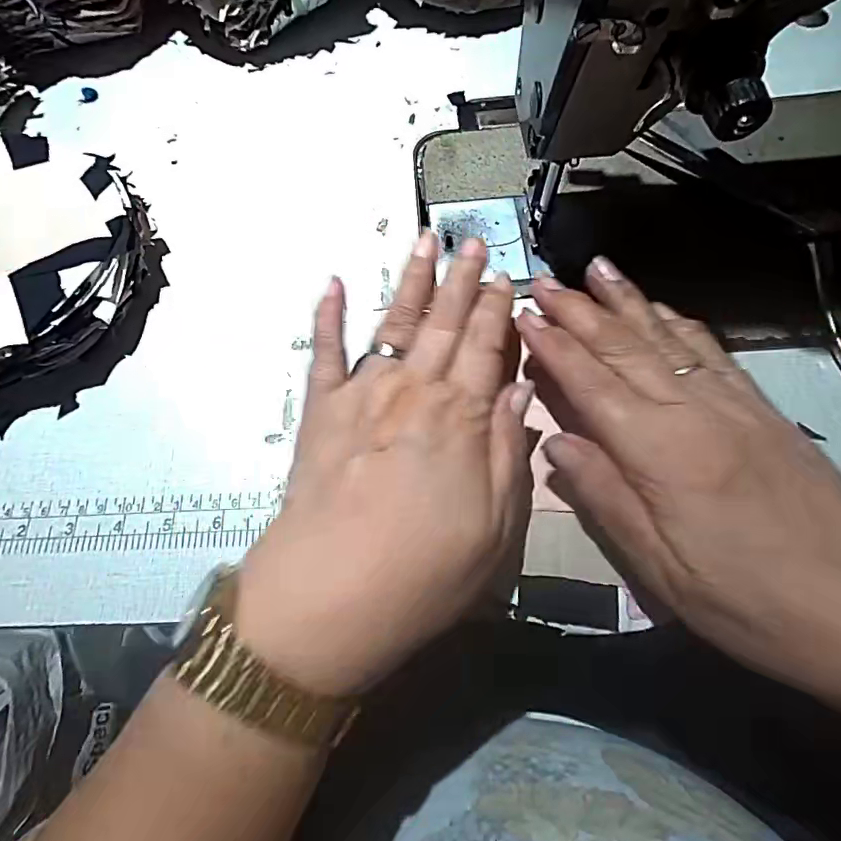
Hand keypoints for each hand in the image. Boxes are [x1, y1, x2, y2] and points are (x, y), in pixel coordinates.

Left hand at [236, 233, 534, 696]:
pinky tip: (332, 283)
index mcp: (462, 416)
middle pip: (446, 322)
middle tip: (471, 239)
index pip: (486, 345)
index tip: (506, 274)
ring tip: (424, 239)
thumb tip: (520, 387)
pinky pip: (324, 354)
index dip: (498, 307)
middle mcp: (415, 390)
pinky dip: (326, 317)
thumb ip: (509, 449)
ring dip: (411, 279)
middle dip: (462, 278)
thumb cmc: (426, 572)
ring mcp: (363, 395)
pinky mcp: (320, 413)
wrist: (328, 601)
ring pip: (394, 322)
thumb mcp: (497, 525)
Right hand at [519, 257, 840, 696]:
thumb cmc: (753, 601)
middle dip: (579, 310)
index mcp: (660, 450)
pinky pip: (710, 351)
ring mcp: (732, 402)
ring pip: (667, 337)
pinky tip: (665, 309)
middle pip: (625, 347)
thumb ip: (606, 497)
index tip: (524, 314)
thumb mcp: (664, 570)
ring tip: (597, 269)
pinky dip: (679, 323)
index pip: (592, 383)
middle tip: (544, 279)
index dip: (554, 347)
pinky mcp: (761, 407)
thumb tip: (553, 442)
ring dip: (628, 301)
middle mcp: (693, 409)